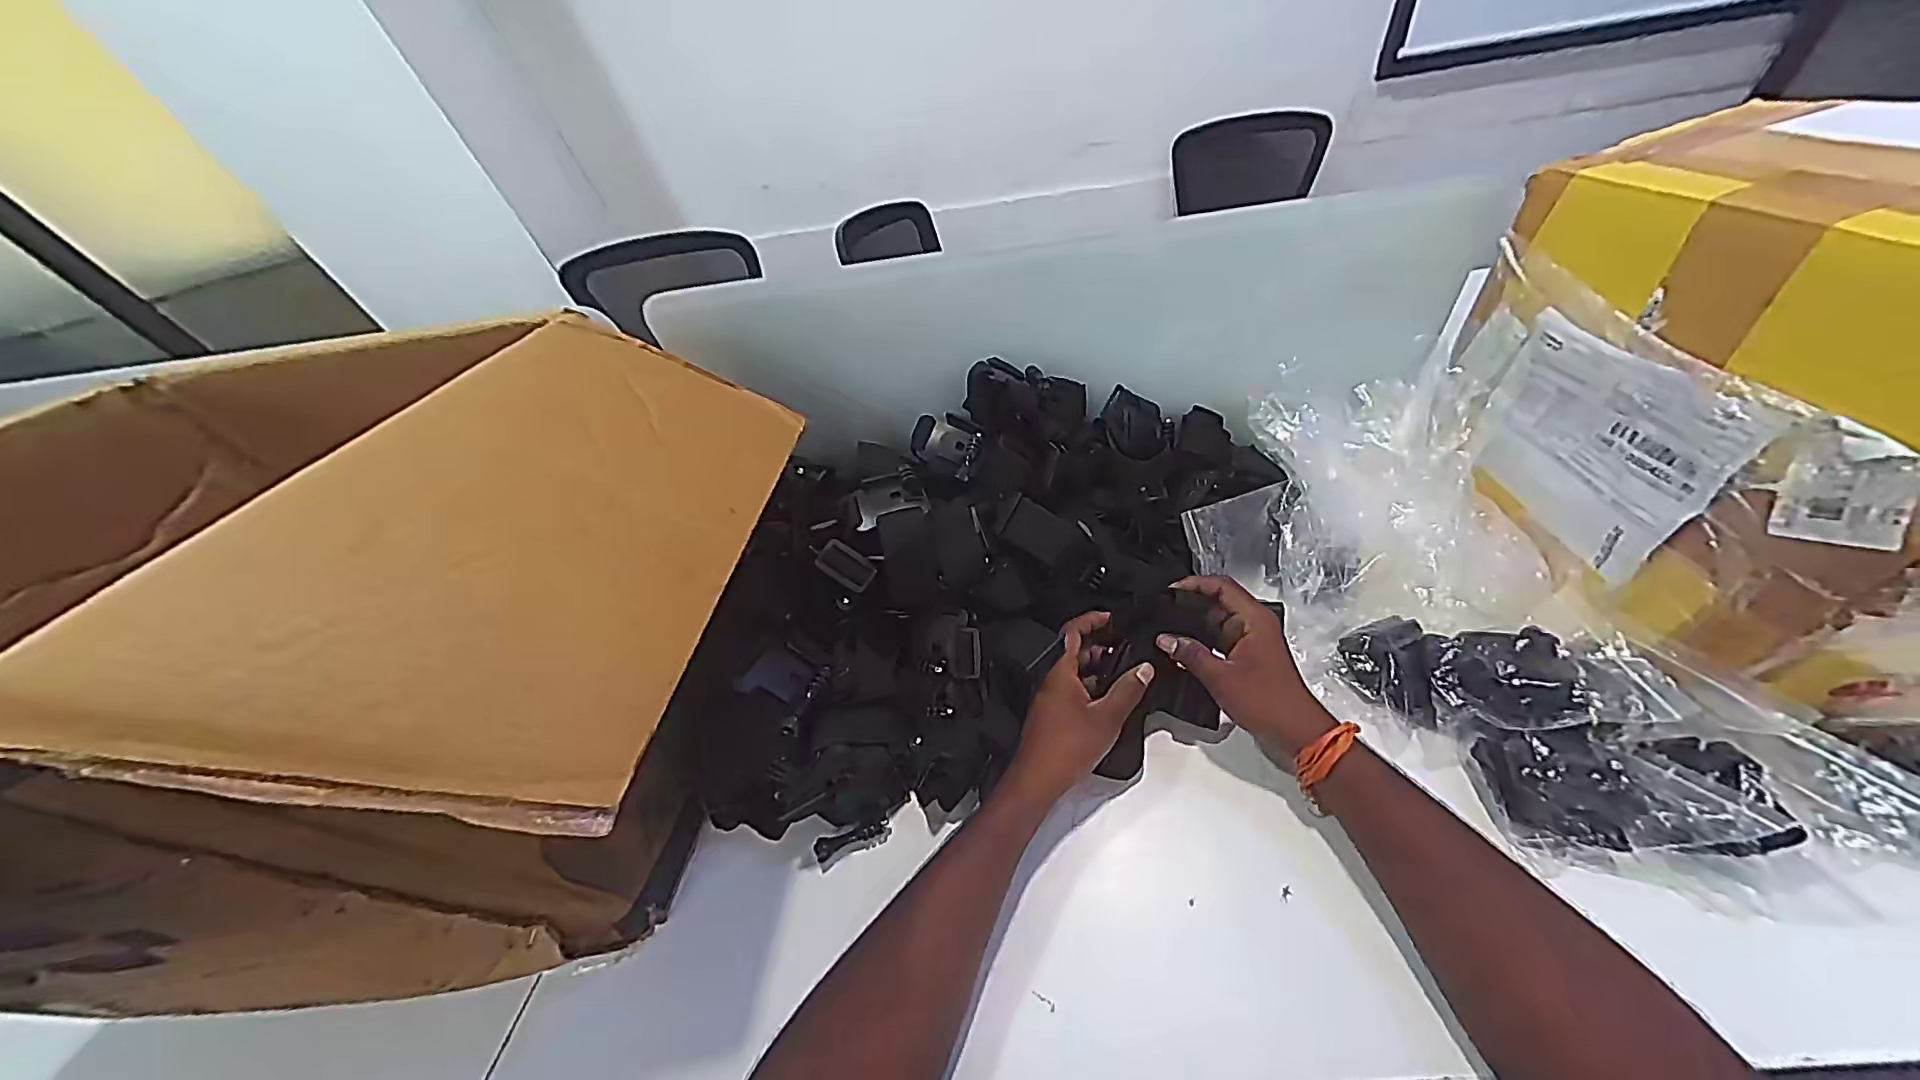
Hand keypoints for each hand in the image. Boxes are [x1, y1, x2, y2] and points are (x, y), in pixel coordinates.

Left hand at [1003, 611, 1153, 801]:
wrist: (1038, 779)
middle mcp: (1052, 681)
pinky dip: (1091, 688)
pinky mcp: (1052, 714)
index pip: (1074, 632)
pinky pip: (1072, 690)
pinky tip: (1108, 701)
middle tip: (1125, 647)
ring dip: (1098, 669)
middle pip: (1075, 652)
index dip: (1093, 620)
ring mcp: (1050, 698)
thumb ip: (1128, 689)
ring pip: (1075, 672)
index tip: (1111, 618)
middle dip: (1101, 647)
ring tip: (1124, 674)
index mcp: (1060, 672)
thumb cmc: (1064, 749)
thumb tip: (1143, 670)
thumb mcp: (1108, 716)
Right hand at [1155, 576, 1335, 760]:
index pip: (1222, 586)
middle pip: (1218, 603)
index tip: (1170, 590)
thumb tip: (1167, 639)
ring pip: (1216, 624)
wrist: (1295, 733)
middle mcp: (1254, 626)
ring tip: (1167, 632)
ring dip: (1194, 627)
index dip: (1194, 584)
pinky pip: (1219, 642)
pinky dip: (1201, 644)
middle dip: (1189, 606)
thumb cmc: (1270, 703)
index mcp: (1254, 620)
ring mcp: (1250, 643)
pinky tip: (1181, 653)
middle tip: (1162, 612)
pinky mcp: (1246, 659)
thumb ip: (1190, 654)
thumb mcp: (1221, 676)